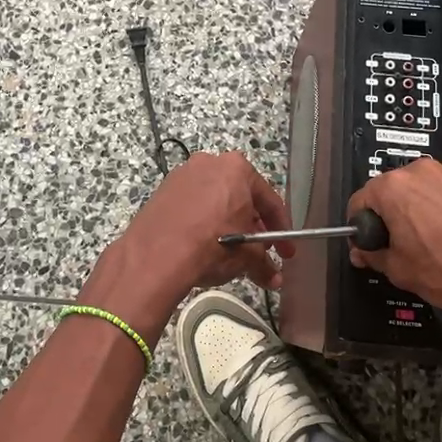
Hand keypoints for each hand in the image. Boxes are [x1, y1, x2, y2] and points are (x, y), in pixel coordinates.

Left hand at [81, 152, 295, 338]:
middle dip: (253, 226)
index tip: (286, 252)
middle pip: (241, 197)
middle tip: (261, 252)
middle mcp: (210, 163)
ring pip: (216, 200)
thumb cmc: (211, 245)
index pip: (270, 201)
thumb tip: (274, 279)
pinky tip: (205, 245)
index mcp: (237, 168)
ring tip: (233, 252)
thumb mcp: (246, 256)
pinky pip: (194, 205)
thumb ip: (264, 263)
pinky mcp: (163, 190)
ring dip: (228, 224)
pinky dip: (204, 221)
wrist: (156, 255)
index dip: (282, 229)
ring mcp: (184, 174)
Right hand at [347, 159, 441, 315]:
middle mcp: (421, 172)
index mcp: (394, 189)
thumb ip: (374, 257)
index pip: (359, 201)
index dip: (360, 226)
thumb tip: (364, 252)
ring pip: (420, 191)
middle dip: (390, 218)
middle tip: (399, 248)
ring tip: (432, 245)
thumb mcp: (402, 272)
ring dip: (418, 212)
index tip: (368, 243)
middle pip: (390, 191)